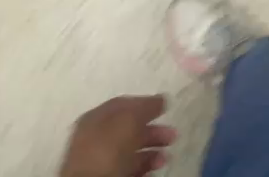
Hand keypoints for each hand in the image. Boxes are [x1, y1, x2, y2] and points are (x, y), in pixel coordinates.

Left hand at [59, 95, 177, 176]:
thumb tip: (163, 99)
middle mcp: (96, 137)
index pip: (124, 104)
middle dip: (153, 131)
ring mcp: (99, 160)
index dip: (146, 103)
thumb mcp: (129, 120)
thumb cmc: (108, 149)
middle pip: (129, 129)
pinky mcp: (107, 176)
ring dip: (152, 151)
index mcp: (96, 117)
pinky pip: (128, 169)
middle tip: (172, 135)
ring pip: (130, 151)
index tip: (166, 107)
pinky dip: (144, 167)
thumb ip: (146, 106)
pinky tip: (154, 169)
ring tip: (166, 157)